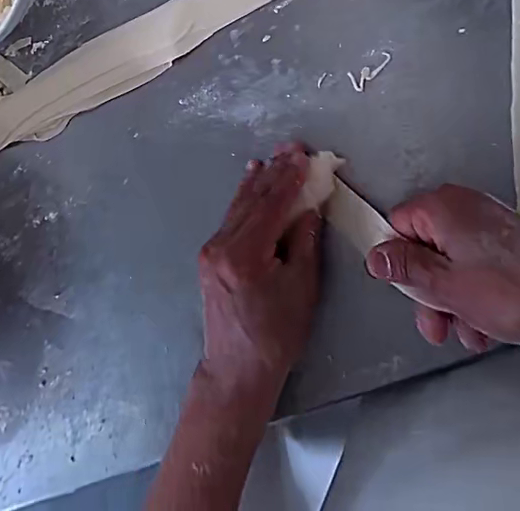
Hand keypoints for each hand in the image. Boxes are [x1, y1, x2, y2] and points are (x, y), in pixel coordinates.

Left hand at [196, 142, 323, 395]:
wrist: (237, 371)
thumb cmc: (276, 335)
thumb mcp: (302, 287)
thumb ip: (304, 242)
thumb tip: (309, 206)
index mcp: (244, 254)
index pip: (271, 205)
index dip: (290, 179)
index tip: (305, 158)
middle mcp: (221, 245)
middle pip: (254, 199)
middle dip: (276, 172)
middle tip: (294, 148)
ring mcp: (211, 249)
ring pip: (240, 204)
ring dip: (261, 179)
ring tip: (277, 157)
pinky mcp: (210, 255)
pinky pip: (232, 217)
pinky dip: (246, 196)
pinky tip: (253, 178)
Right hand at [365, 185, 519, 351]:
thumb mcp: (447, 288)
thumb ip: (406, 270)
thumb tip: (376, 256)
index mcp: (441, 207)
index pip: (396, 225)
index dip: (398, 263)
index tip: (407, 291)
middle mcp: (462, 205)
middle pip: (424, 246)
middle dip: (429, 291)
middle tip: (439, 323)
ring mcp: (486, 220)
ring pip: (451, 261)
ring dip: (453, 299)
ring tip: (471, 330)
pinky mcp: (506, 237)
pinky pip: (475, 262)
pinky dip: (476, 292)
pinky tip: (487, 324)